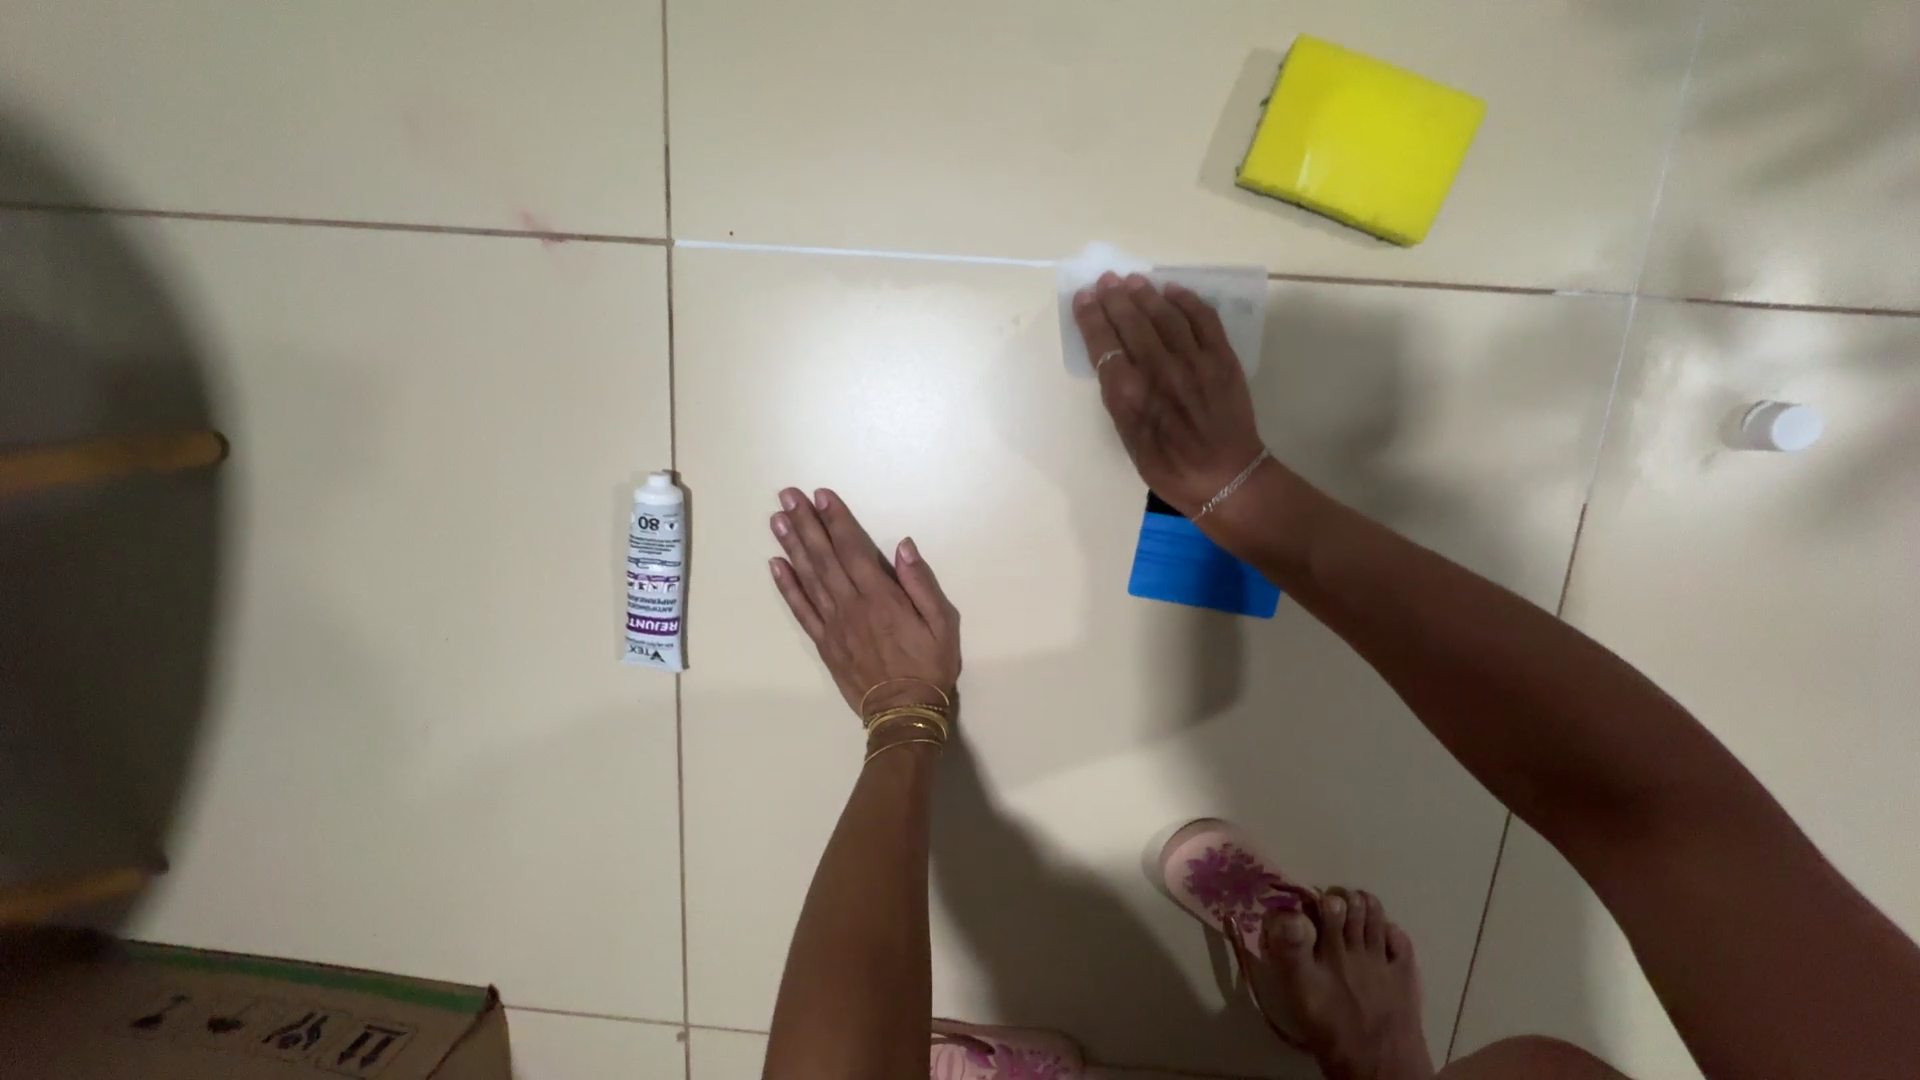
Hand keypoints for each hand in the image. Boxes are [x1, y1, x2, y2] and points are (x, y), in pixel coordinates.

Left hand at [768, 487, 961, 717]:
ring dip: (791, 546)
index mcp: (881, 597)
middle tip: (787, 495)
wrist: (904, 713)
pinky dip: (786, 586)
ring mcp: (833, 624)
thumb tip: (903, 545)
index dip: (836, 520)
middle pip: (824, 557)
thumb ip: (921, 583)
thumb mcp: (942, 624)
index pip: (853, 549)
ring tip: (777, 519)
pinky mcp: (824, 643)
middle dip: (806, 523)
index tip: (821, 496)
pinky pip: (801, 609)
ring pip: (808, 577)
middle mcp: (851, 605)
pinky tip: (775, 565)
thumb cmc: (930, 666)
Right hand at [1073, 272, 1266, 515]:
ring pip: (1165, 315)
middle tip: (1106, 280)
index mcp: (1129, 395)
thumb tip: (1115, 364)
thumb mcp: (1129, 440)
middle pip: (1132, 322)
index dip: (1091, 318)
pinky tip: (1172, 292)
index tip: (1084, 298)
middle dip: (1115, 298)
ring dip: (1146, 294)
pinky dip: (1186, 301)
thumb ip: (1121, 398)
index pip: (1104, 345)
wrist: (1225, 478)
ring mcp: (1194, 361)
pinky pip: (1203, 319)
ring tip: (1133, 280)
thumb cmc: (1169, 468)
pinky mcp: (1222, 359)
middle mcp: (1158, 371)